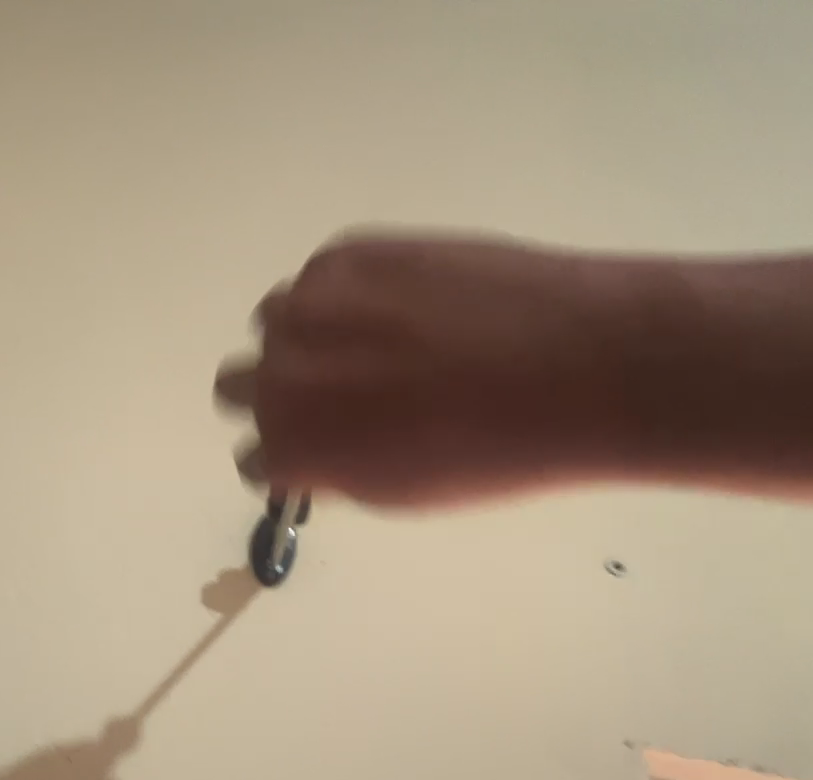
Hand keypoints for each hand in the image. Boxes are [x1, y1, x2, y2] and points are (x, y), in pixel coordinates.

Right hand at [215, 233, 667, 507]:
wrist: (578, 364)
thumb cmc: (488, 453)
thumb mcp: (393, 491)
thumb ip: (328, 469)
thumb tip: (312, 449)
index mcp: (285, 446)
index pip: (252, 455)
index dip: (289, 452)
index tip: (322, 446)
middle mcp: (275, 376)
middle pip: (234, 385)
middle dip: (275, 393)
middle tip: (336, 392)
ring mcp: (304, 308)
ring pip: (272, 324)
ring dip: (303, 336)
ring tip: (374, 340)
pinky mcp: (343, 254)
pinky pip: (319, 280)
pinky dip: (344, 294)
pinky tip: (405, 303)